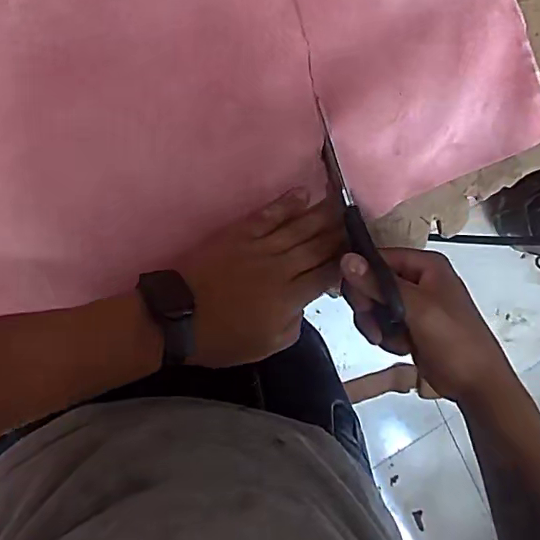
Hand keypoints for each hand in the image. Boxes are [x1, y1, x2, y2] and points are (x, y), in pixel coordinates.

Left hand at [174, 188, 344, 366]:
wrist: (177, 318)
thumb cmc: (222, 338)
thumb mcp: (267, 345)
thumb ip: (294, 322)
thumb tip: (306, 302)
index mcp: (290, 297)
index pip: (327, 274)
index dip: (346, 261)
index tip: (362, 250)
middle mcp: (281, 267)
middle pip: (319, 246)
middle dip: (341, 233)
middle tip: (360, 219)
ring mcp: (260, 247)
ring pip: (299, 227)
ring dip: (323, 213)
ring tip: (342, 201)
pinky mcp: (239, 234)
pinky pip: (269, 215)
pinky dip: (287, 204)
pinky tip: (303, 194)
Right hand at [339, 248, 516, 405]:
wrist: (476, 383)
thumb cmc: (455, 341)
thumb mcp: (416, 309)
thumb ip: (380, 284)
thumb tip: (348, 260)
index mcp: (427, 265)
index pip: (379, 258)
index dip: (364, 278)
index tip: (360, 303)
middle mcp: (420, 279)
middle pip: (374, 282)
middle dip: (371, 307)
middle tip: (376, 327)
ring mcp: (415, 303)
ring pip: (375, 305)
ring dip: (378, 325)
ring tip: (394, 340)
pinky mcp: (411, 325)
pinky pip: (384, 323)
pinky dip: (387, 337)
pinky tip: (402, 347)